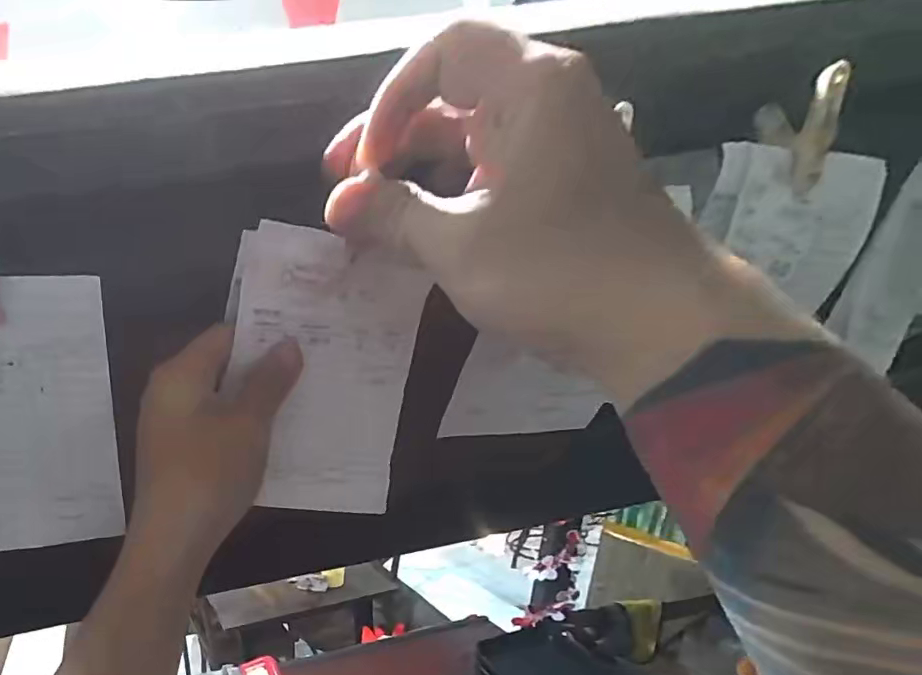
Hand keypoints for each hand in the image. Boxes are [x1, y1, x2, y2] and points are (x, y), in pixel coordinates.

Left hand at [130, 326, 300, 571]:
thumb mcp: (247, 423)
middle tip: (313, 361)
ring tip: (301, 393)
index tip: (306, 332)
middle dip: (261, 364)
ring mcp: (165, 424)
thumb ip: (267, 381)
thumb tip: (286, 344)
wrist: (171, 537)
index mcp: (177, 374)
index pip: (223, 334)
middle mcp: (164, 392)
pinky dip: (237, 422)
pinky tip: (270, 431)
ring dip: (252, 395)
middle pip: (218, 364)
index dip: (263, 331)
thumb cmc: (209, 472)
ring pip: (215, 396)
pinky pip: (209, 424)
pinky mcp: (171, 452)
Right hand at [323, 21, 817, 402]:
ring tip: (361, 217)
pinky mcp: (542, 181)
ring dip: (402, 169)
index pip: (445, 50)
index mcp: (531, 91)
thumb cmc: (553, 270)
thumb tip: (334, 202)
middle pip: (445, 91)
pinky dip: (430, 190)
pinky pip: (473, 168)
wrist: (648, 315)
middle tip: (340, 189)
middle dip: (384, 135)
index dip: (390, 100)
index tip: (364, 166)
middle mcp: (541, 101)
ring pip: (455, 133)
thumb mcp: (456, 245)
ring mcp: (544, 142)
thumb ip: (390, 215)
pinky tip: (401, 229)